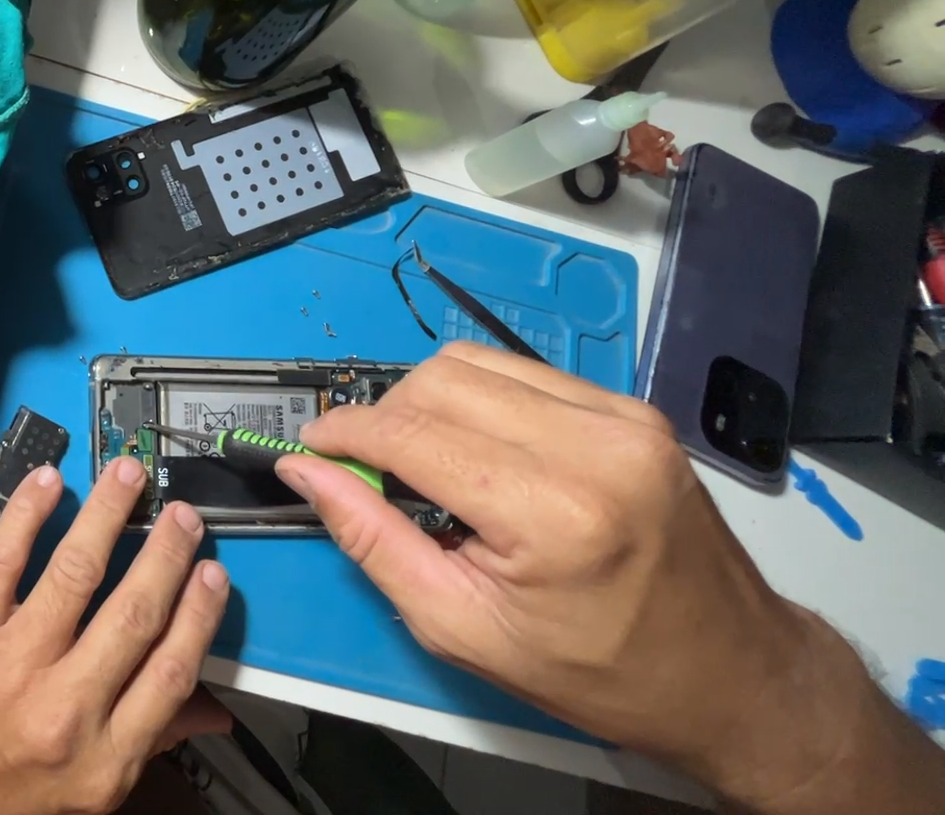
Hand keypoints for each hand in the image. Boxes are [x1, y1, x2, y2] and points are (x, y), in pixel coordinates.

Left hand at [0, 458, 231, 814]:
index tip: (213, 572)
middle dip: (164, 558)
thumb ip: (151, 738)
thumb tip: (215, 706)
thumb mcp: (88, 791)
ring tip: (127, 477)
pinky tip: (49, 481)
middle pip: (131, 616)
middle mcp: (64, 707)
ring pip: (73, 575)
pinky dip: (26, 514)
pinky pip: (3, 561)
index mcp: (103, 755)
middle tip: (183, 515)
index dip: (198, 616)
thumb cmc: (5, 794)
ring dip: (106, 517)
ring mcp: (12, 661)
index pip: (169, 672)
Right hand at [275, 342, 944, 812]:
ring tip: (419, 455)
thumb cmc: (592, 670)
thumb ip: (369, 537)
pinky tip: (471, 444)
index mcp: (552, 512)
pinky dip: (469, 397)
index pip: (410, 434)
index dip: (343, 433)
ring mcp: (620, 417)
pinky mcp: (629, 408)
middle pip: (435, 382)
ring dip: (420, 401)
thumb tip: (304, 469)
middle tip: (368, 466)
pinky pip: (513, 370)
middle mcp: (592, 444)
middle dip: (380, 416)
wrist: (738, 678)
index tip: (310, 448)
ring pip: (468, 363)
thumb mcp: (458, 625)